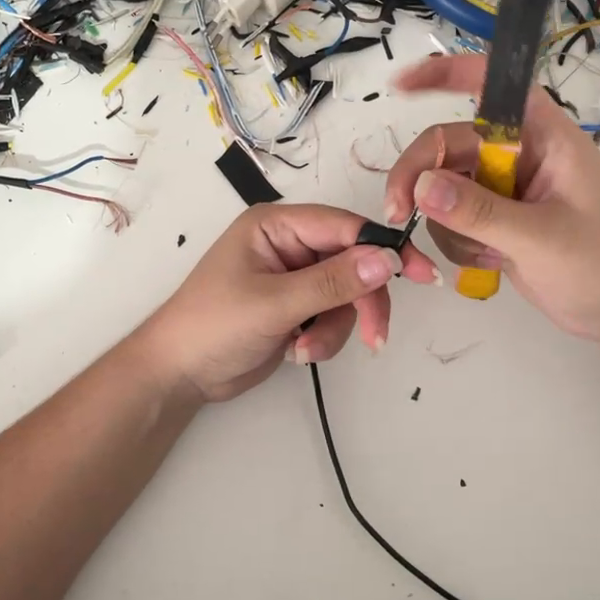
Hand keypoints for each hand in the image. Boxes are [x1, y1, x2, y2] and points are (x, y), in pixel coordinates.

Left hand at [130, 204, 438, 402]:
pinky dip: (323, 339)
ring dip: (335, 329)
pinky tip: (296, 354)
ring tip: (304, 351)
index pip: (343, 226)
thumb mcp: (274, 303)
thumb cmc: (213, 325)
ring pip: (346, 295)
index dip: (384, 247)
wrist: (179, 373)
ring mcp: (293, 278)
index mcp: (275, 226)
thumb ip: (332, 281)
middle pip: (352, 263)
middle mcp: (287, 245)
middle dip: (361, 302)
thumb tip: (387, 258)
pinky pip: (332, 317)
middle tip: (375, 336)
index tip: (421, 274)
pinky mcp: (295, 309)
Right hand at [383, 56, 599, 342]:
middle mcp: (520, 155)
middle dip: (419, 176)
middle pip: (449, 144)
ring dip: (443, 220)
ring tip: (478, 254)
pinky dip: (455, 240)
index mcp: (544, 138)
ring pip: (443, 185)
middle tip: (396, 213)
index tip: (401, 86)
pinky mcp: (498, 220)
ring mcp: (507, 189)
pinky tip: (488, 262)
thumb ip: (478, 211)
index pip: (493, 86)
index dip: (448, 74)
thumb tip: (420, 186)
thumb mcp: (541, 238)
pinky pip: (452, 217)